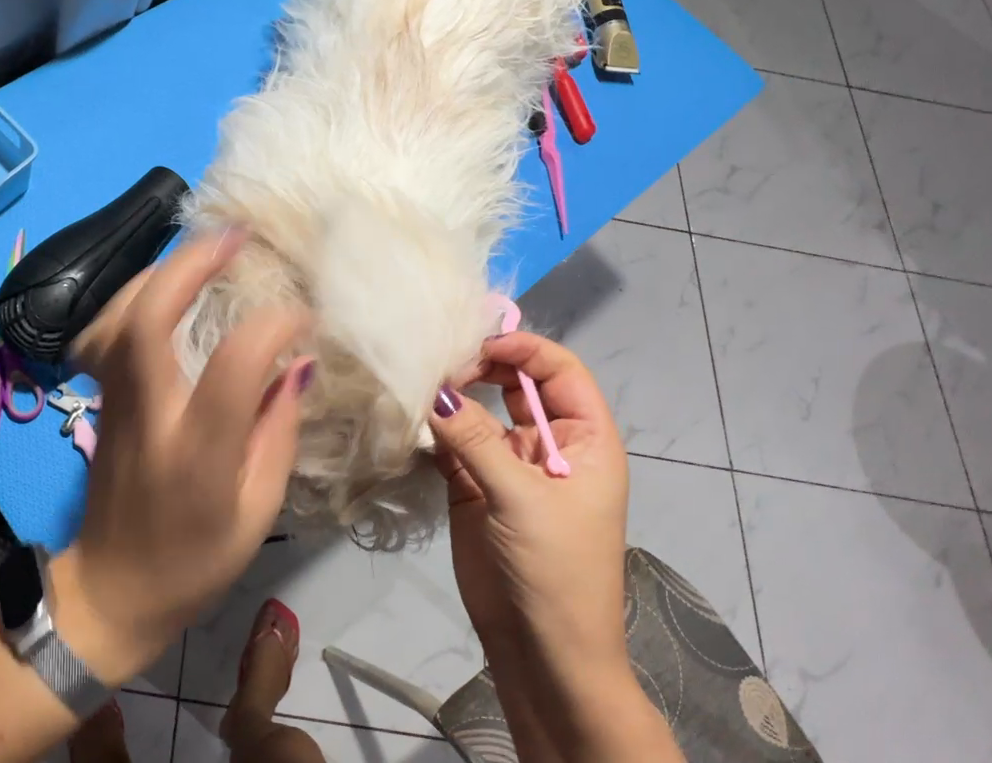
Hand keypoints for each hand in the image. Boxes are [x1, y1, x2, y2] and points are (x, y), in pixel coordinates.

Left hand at [56, 228, 311, 683]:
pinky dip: (130, 298)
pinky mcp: (99, 398)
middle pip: (150, 317)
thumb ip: (276, 432)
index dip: (272, 326)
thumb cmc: (194, 561)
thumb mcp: (257, 513)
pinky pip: (105, 331)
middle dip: (190, 263)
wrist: (111, 590)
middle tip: (234, 235)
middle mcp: (147, 414)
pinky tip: (160, 291)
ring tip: (201, 253)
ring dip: (158, 271)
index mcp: (196, 452)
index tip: (301, 316)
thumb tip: (298, 364)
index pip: (233, 366)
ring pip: (117, 314)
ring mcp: (113, 401)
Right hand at [431, 332, 628, 676]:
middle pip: (516, 384)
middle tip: (437, 363)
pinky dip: (430, 428)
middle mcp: (547, 443)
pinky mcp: (474, 485)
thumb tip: (433, 390)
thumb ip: (476, 441)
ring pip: (478, 412)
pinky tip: (406, 414)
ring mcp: (508, 464)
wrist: (542, 648)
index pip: (559, 371)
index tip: (477, 343)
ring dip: (450, 397)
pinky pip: (451, 443)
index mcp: (585, 440)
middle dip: (481, 367)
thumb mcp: (523, 500)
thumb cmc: (556, 569)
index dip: (524, 349)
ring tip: (413, 380)